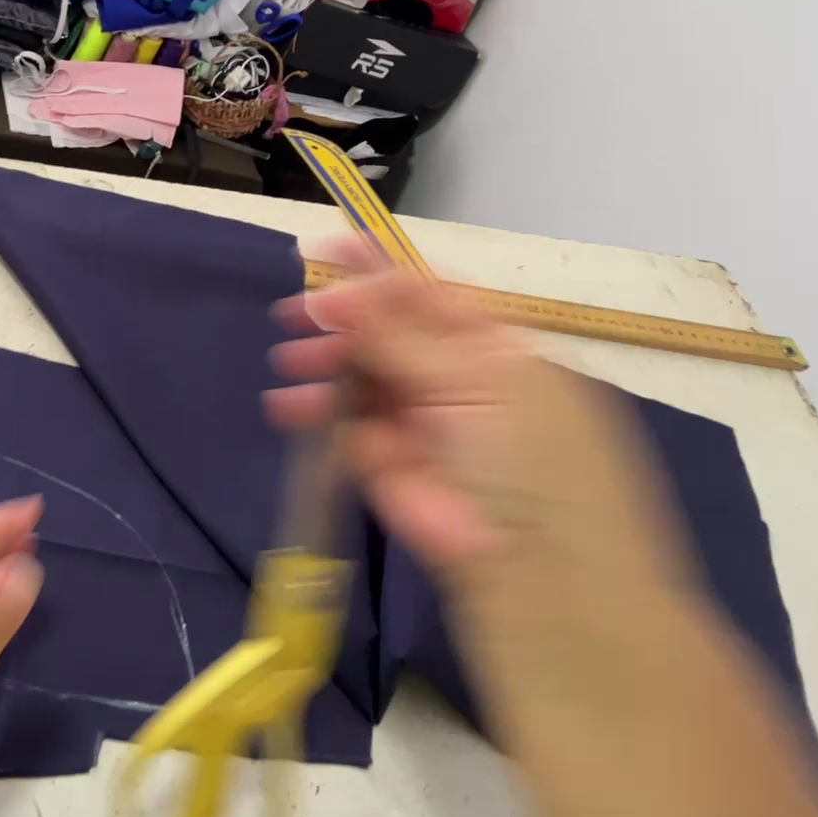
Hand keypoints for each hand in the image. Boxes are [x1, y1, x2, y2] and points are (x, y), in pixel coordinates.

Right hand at [262, 240, 692, 601]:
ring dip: (320, 364)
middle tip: (293, 316)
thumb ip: (403, 338)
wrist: (532, 566)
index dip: (378, 269)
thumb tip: (344, 296)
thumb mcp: (474, 381)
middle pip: (384, 332)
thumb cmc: (525, 457)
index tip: (324, 250)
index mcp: (492, 347)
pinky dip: (310, 411)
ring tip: (288, 362)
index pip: (429, 292)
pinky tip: (285, 405)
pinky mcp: (382, 458)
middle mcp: (452, 376)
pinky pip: (339, 422)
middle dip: (339, 320)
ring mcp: (416, 418)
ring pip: (356, 375)